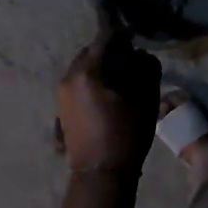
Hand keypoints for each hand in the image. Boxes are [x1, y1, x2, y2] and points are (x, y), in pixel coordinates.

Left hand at [55, 30, 160, 176]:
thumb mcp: (146, 99)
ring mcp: (61, 90)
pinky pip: (77, 80)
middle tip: (129, 61)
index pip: (107, 38)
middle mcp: (70, 75)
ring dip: (100, 66)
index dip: (123, 36)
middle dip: (110, 51)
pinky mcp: (60, 104)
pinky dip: (91, 80)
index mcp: (90, 71)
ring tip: (118, 80)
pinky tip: (105, 94)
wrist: (99, 172)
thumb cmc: (127, 135)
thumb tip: (138, 54)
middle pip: (91, 50)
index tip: (134, 37)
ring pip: (82, 65)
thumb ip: (145, 68)